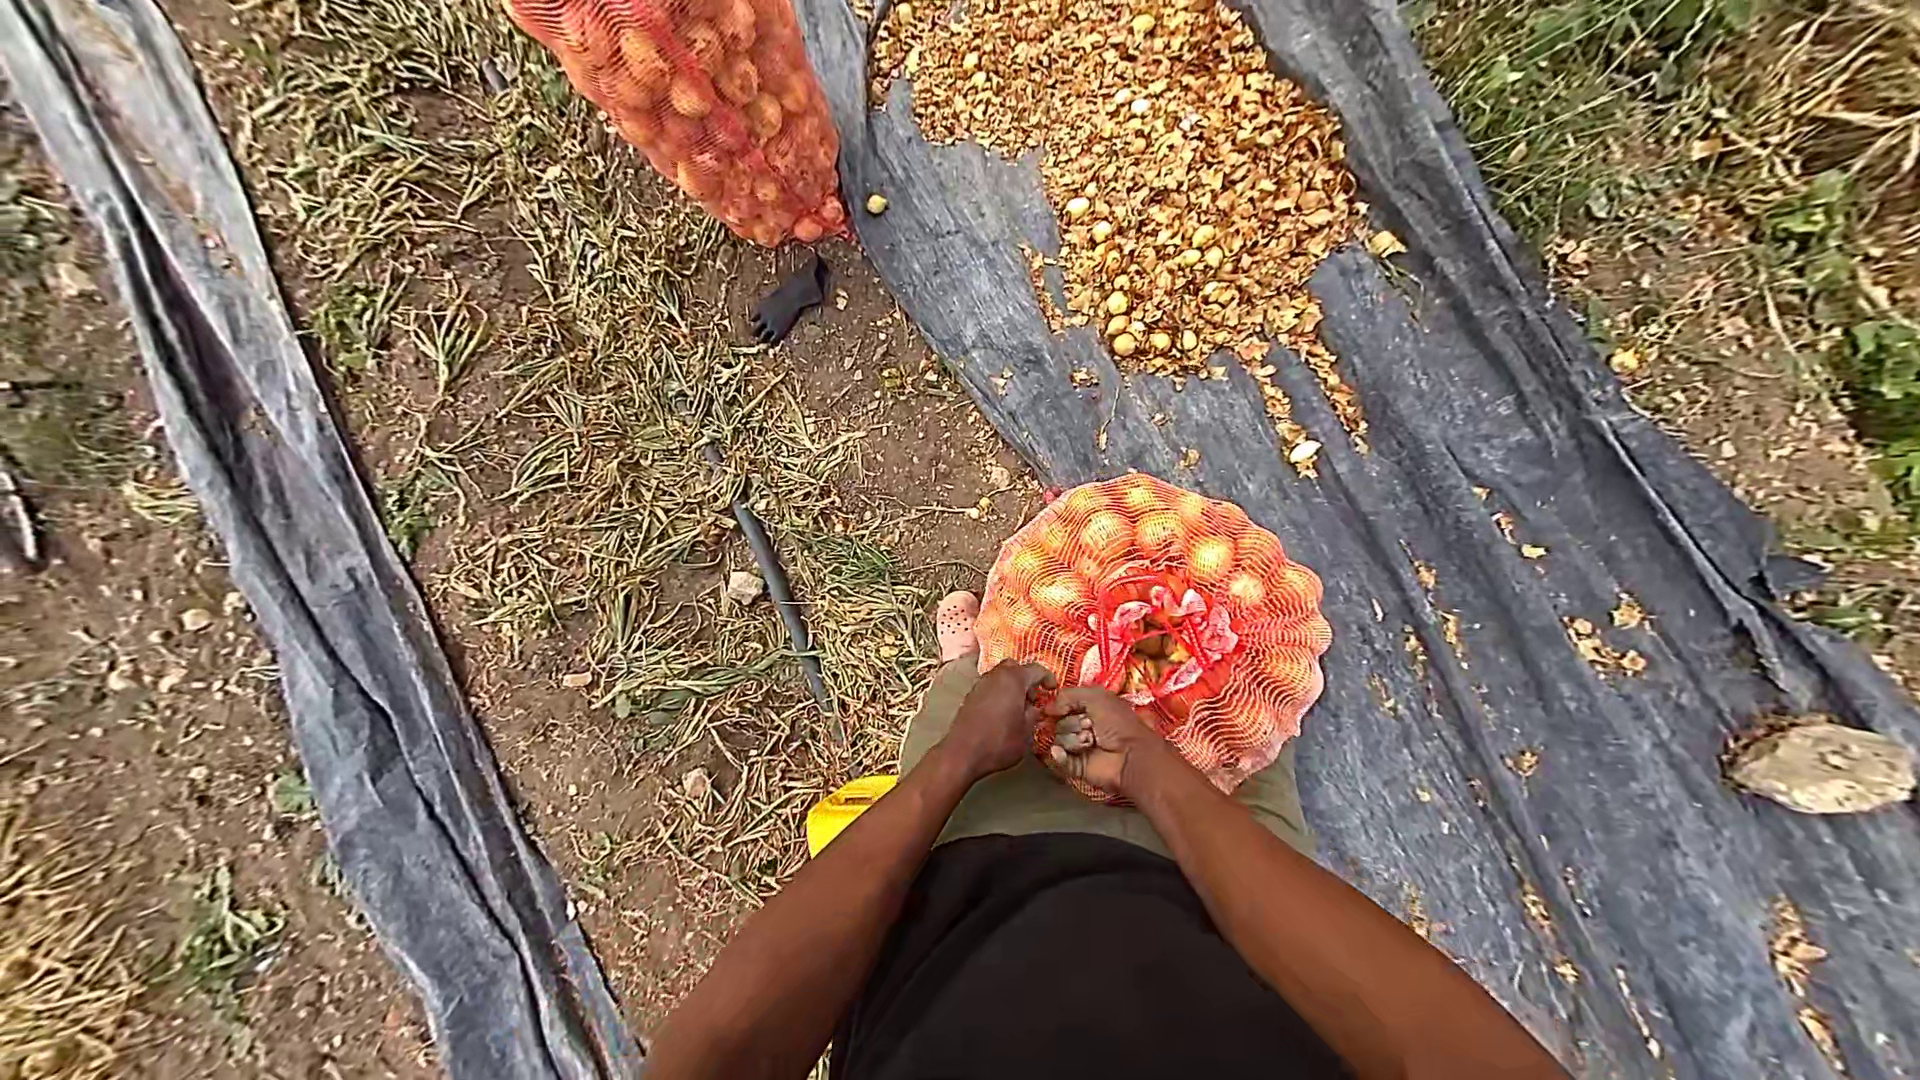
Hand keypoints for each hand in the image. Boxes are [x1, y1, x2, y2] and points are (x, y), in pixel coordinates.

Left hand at [938, 660, 1056, 778]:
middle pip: (1015, 667)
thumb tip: (1035, 708)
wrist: (962, 753)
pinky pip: (990, 686)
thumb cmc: (998, 742)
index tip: (1053, 689)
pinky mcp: (970, 695)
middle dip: (1026, 679)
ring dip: (1012, 686)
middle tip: (1034, 698)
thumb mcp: (1026, 732)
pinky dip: (999, 693)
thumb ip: (1034, 715)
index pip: (1036, 670)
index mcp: (1013, 680)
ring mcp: (980, 684)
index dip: (1048, 678)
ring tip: (1019, 708)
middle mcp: (995, 676)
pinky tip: (1003, 712)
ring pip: (1001, 676)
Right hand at [1041, 686, 1166, 796]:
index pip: (1062, 706)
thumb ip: (1068, 696)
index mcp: (1088, 710)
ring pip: (1058, 739)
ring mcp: (1078, 748)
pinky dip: (1060, 755)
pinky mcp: (1076, 766)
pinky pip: (1058, 758)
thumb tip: (1047, 708)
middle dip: (1073, 723)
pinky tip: (1063, 753)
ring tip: (1091, 742)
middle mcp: (1081, 728)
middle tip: (1090, 727)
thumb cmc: (1117, 723)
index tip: (1064, 709)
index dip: (1061, 707)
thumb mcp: (1095, 697)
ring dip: (1073, 739)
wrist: (1130, 755)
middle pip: (1059, 723)